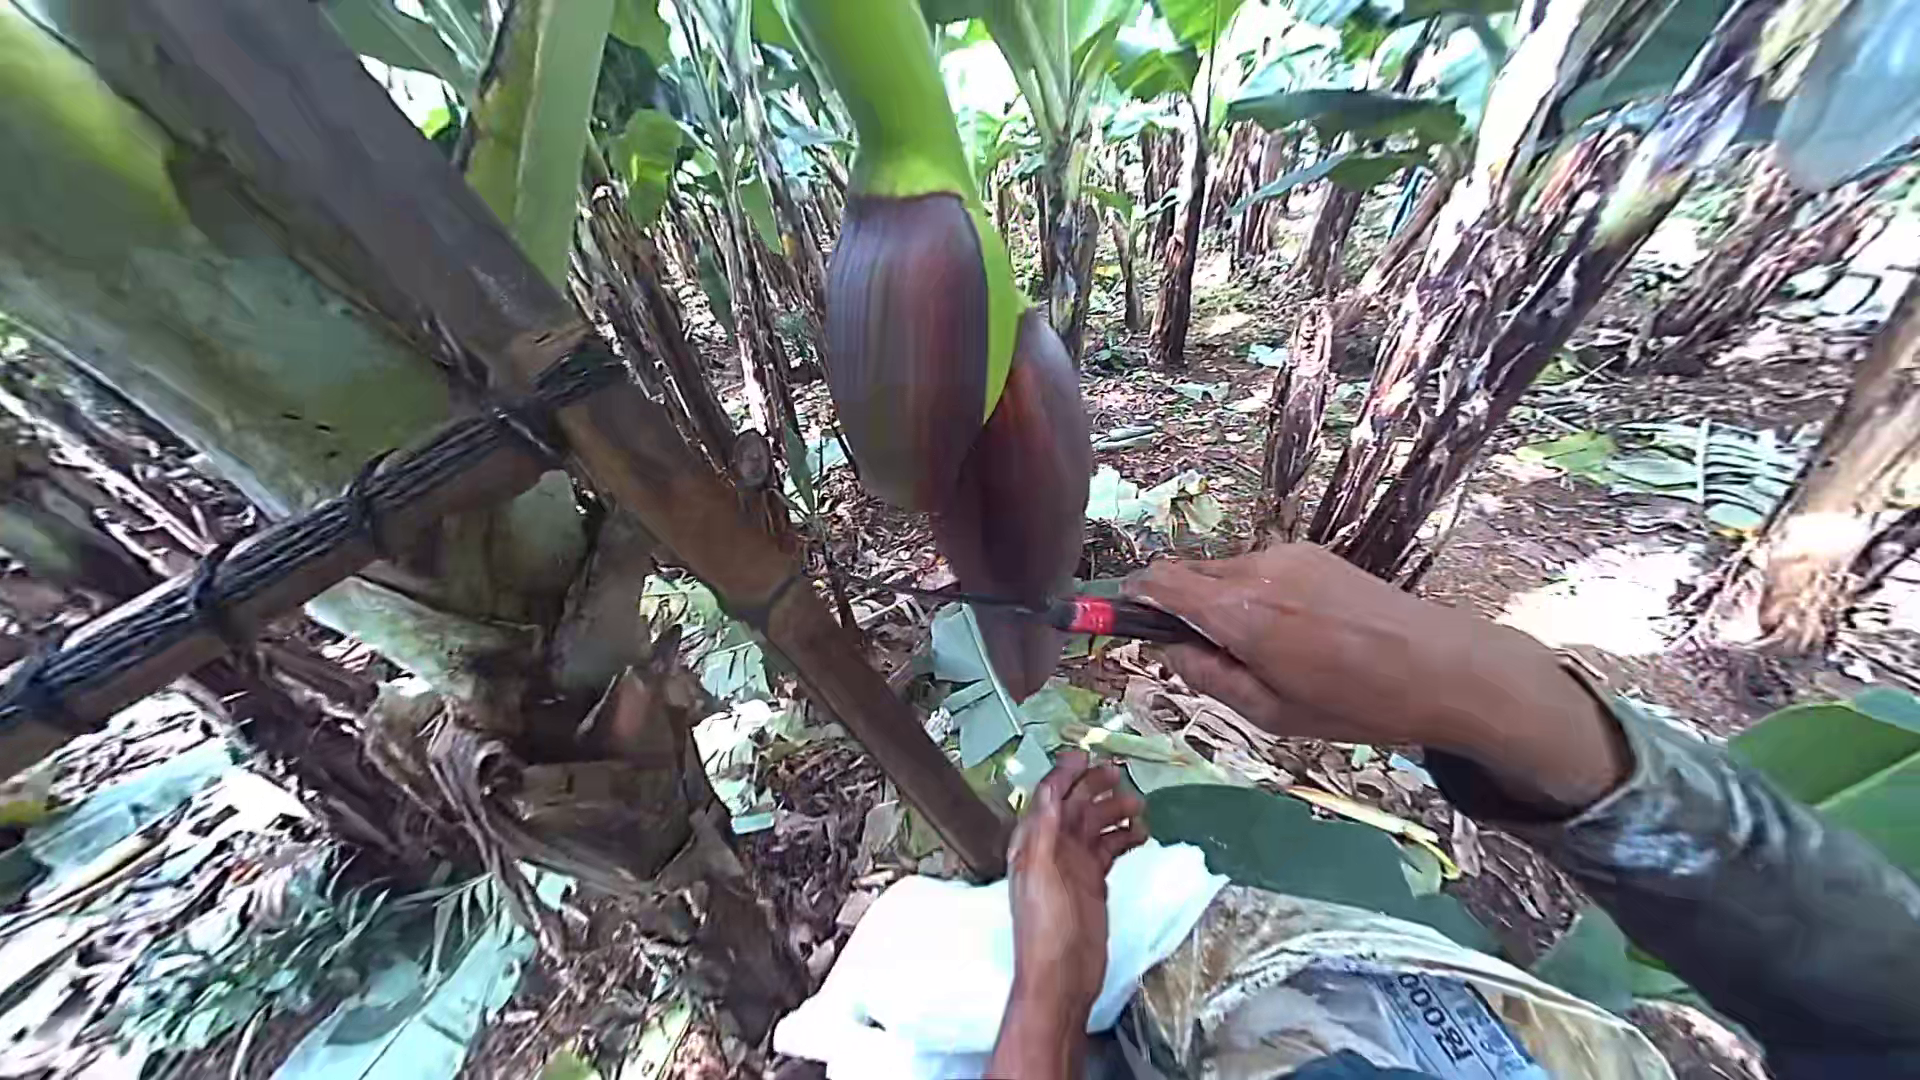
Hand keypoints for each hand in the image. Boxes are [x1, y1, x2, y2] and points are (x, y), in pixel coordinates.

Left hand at [989, 750, 1144, 1078]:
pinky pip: (1110, 848)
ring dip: (1114, 810)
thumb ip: (1044, 830)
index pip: (1049, 796)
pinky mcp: (1093, 880)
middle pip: (1075, 804)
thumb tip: (1052, 790)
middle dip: (1094, 785)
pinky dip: (1124, 836)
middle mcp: (1053, 845)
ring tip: (1138, 803)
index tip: (1086, 756)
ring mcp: (1074, 862)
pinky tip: (1141, 832)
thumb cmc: (1045, 927)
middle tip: (1119, 773)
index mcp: (1033, 839)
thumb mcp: (1039, 873)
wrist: (1062, 979)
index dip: (1065, 774)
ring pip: (1096, 824)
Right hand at [1124, 544, 1627, 809]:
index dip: (1131, 595)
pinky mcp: (1307, 550)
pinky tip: (1288, 623)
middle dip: (1174, 605)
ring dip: (1213, 600)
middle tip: (1200, 646)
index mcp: (1241, 615)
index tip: (1123, 614)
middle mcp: (1254, 571)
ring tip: (1259, 642)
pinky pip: (1252, 567)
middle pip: (1184, 575)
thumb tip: (1168, 648)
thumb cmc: (1356, 704)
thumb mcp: (1271, 713)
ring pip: (1218, 572)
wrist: (1450, 669)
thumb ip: (1206, 676)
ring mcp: (1283, 554)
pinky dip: (1246, 591)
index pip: (1159, 583)